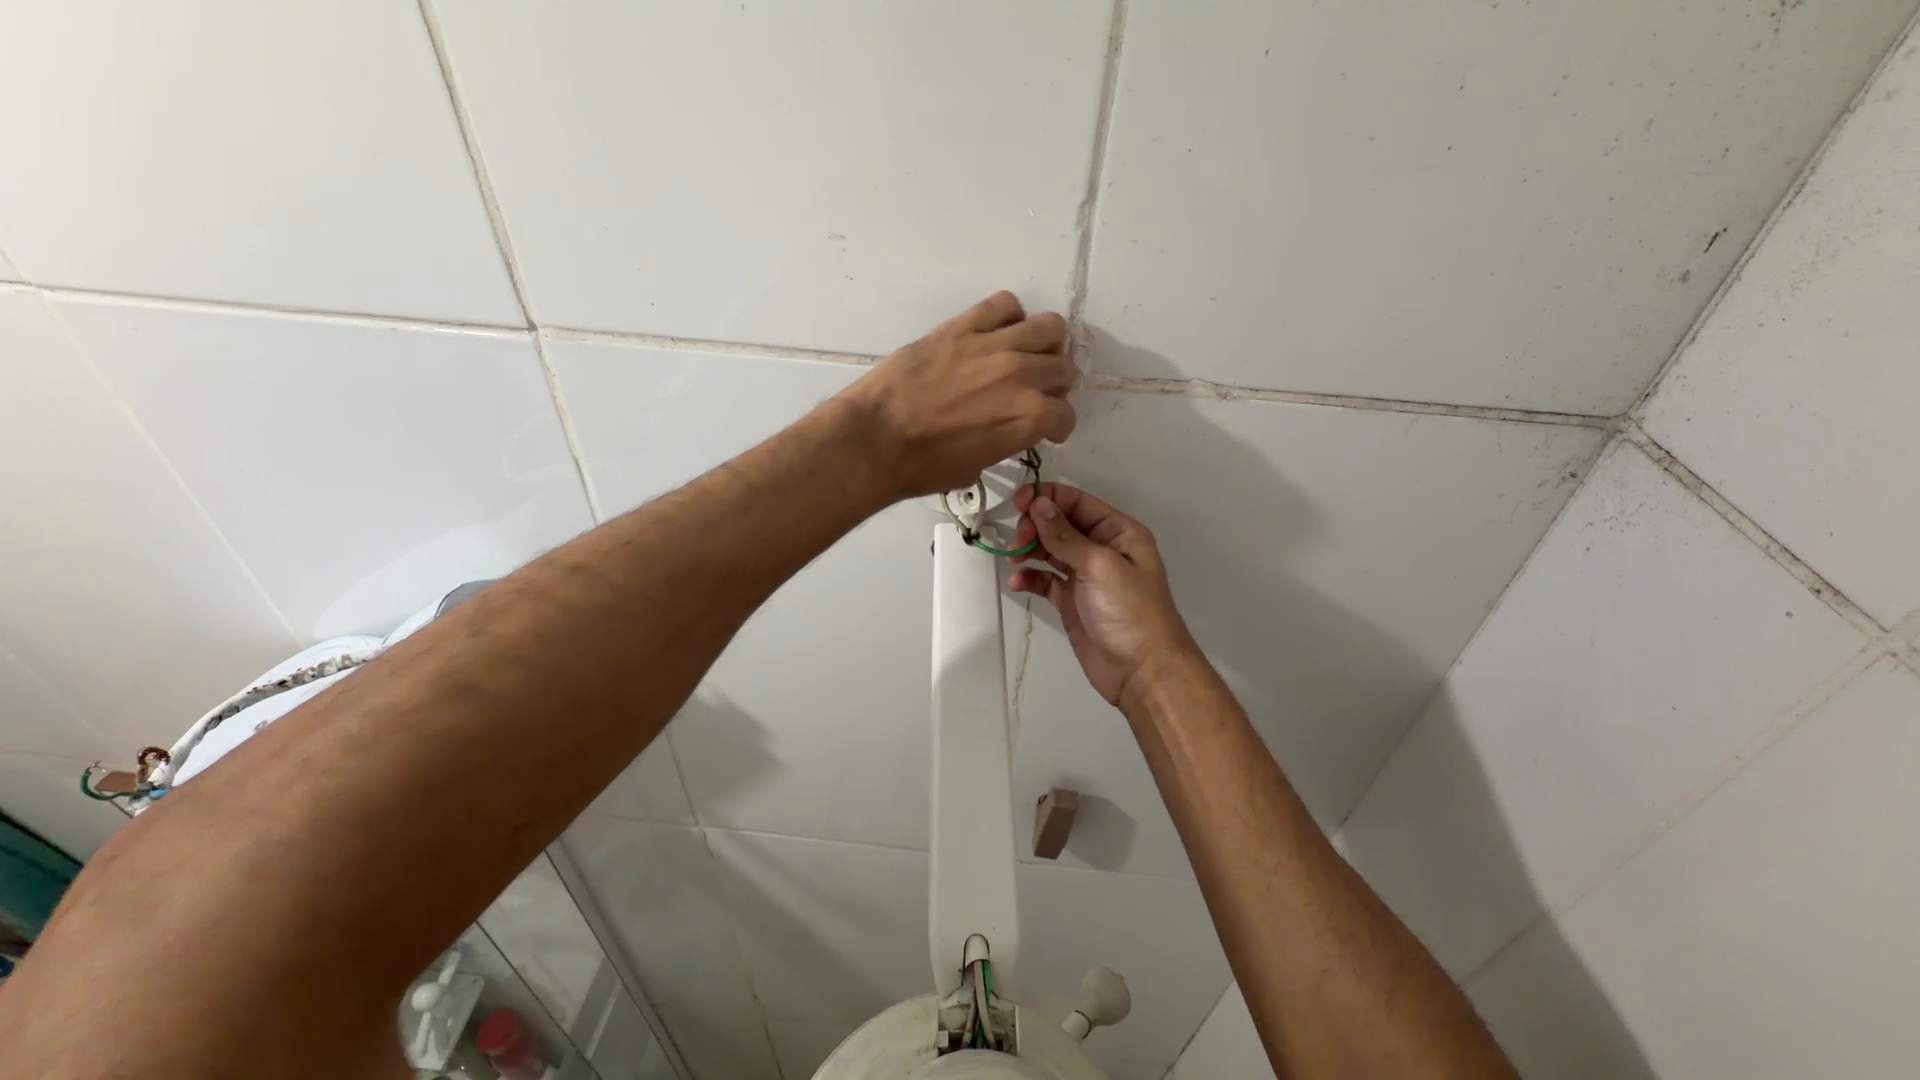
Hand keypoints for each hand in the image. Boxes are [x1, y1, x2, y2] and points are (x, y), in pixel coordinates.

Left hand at [834, 292, 1075, 499]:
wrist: (876, 439)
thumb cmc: (923, 466)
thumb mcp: (976, 467)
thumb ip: (1004, 441)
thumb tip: (1004, 431)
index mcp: (1028, 418)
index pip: (1065, 415)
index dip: (1057, 425)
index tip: (1047, 428)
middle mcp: (1022, 376)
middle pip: (1063, 369)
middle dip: (1054, 385)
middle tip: (1035, 392)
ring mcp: (994, 346)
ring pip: (1048, 328)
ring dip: (1045, 345)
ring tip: (1026, 356)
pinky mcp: (963, 326)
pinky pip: (1004, 304)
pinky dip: (1009, 316)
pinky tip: (997, 332)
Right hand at [1009, 483, 1199, 708]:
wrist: (1142, 671)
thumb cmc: (1130, 612)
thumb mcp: (1100, 566)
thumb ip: (1066, 535)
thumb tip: (1040, 504)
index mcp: (1118, 532)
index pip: (1078, 502)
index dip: (1047, 498)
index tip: (1018, 503)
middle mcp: (1102, 549)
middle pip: (1060, 524)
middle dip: (1035, 526)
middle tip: (1017, 540)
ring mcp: (1086, 576)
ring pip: (1049, 551)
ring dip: (1028, 550)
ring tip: (1012, 557)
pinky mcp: (1072, 601)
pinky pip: (1045, 580)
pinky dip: (1029, 578)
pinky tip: (1017, 582)